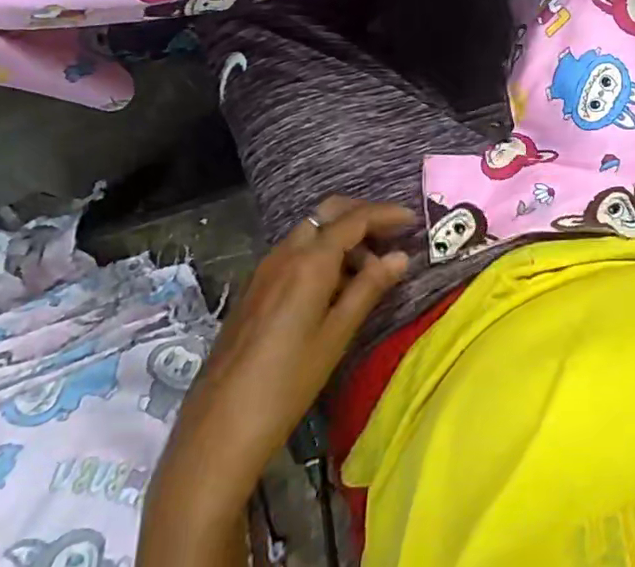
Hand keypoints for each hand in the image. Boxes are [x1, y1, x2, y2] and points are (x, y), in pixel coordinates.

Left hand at [162, 198, 413, 499]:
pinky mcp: (256, 286)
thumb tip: (400, 257)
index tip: (412, 220)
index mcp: (309, 261)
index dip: (385, 214)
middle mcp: (285, 253)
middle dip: (361, 214)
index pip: (353, 220)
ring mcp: (266, 267)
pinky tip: (337, 285)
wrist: (222, 422)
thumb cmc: (289, 381)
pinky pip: (295, 251)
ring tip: (371, 267)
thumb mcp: (337, 334)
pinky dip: (322, 253)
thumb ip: (368, 289)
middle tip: (392, 233)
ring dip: (342, 235)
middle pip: (327, 213)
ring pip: (310, 231)